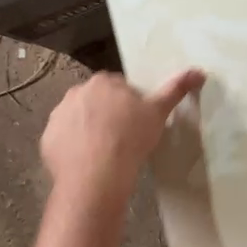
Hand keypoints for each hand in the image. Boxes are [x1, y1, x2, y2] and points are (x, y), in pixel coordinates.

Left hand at [39, 69, 204, 205]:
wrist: (96, 176)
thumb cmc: (130, 138)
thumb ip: (176, 89)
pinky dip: (74, 146)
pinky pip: (64, 139)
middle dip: (108, 113)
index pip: (119, 86)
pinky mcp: (47, 140)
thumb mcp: (159, 112)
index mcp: (102, 82)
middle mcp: (75, 93)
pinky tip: (89, 160)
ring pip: (79, 119)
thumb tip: (200, 71)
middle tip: (124, 135)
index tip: (138, 120)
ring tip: (107, 151)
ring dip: (90, 129)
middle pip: (97, 100)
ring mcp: (57, 117)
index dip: (130, 102)